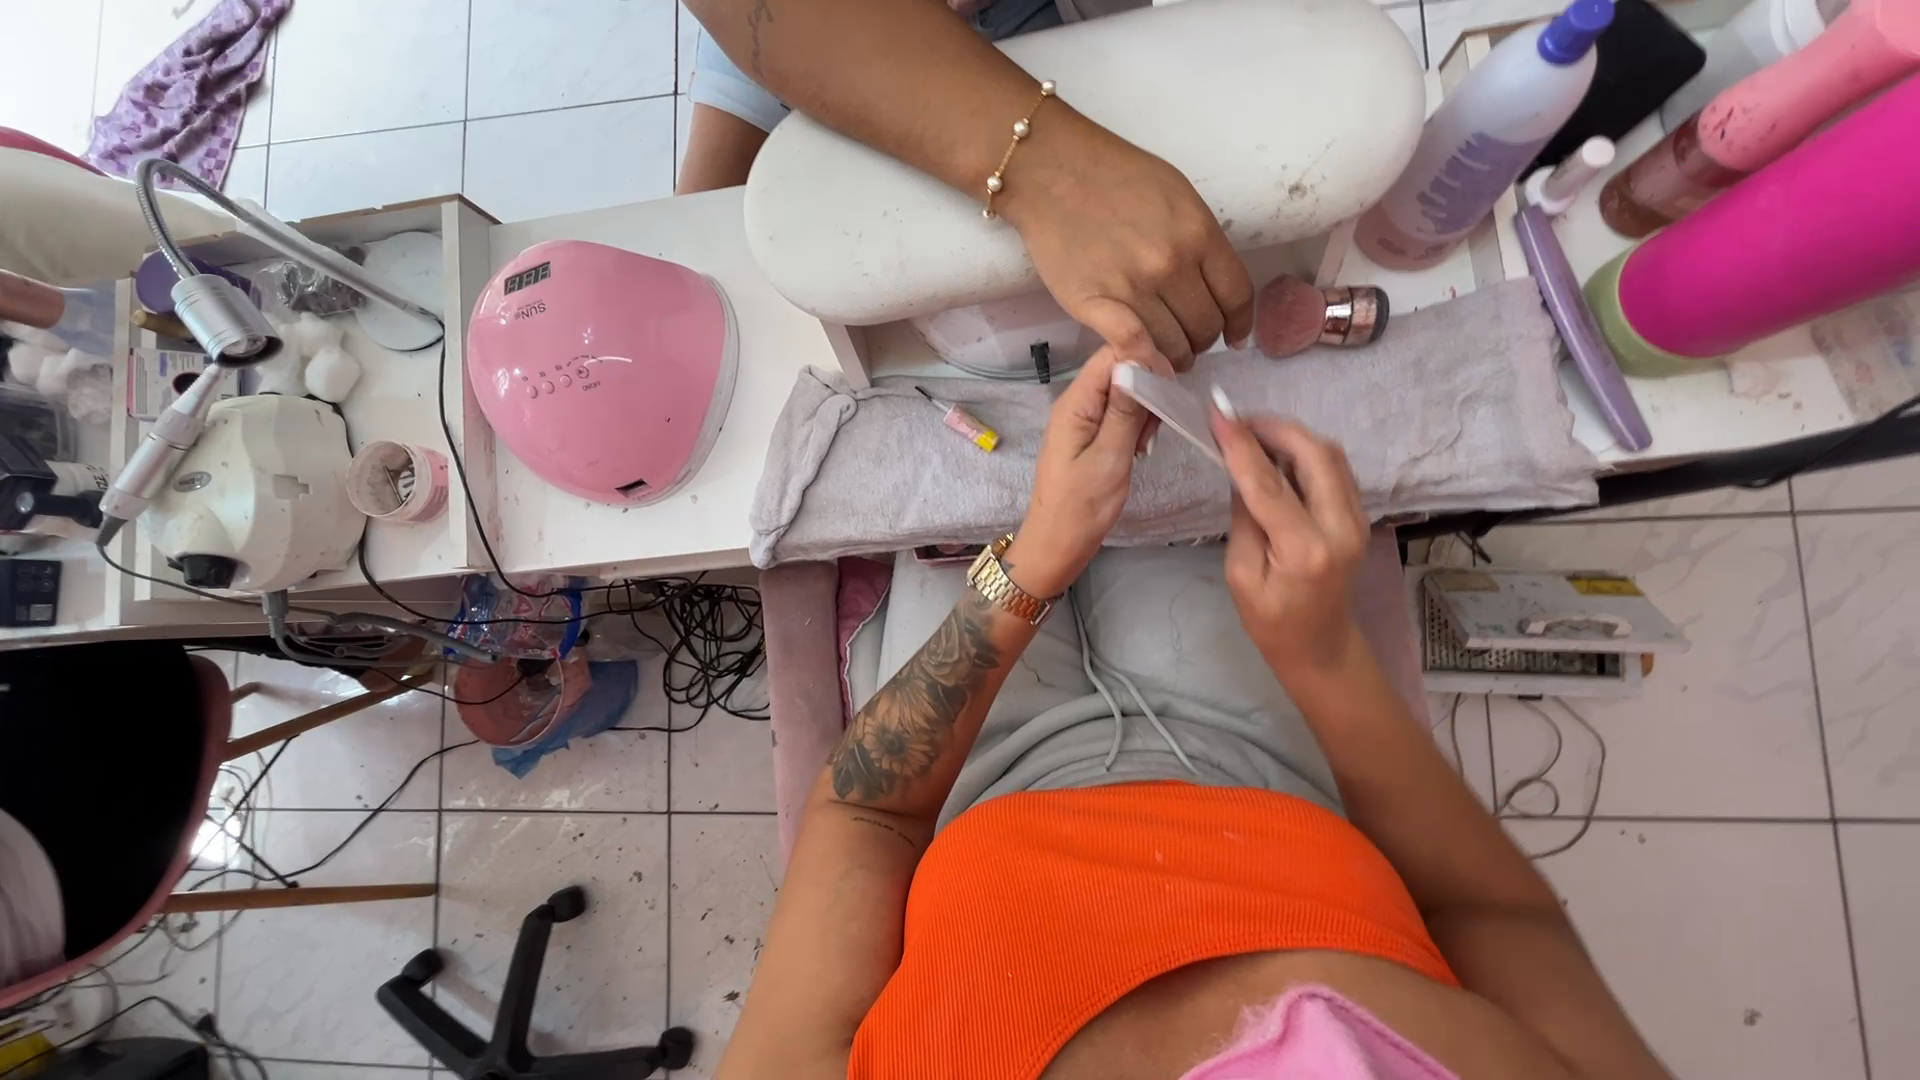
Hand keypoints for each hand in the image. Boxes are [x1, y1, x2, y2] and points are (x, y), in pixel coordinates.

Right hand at [998, 109, 1253, 370]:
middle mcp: (1172, 264)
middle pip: (1206, 327)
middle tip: (1189, 344)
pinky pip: (1132, 347)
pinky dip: (1144, 362)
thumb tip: (1209, 284)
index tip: (1233, 337)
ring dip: (1173, 359)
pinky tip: (1146, 366)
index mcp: (1198, 232)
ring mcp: (1133, 287)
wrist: (1051, 172)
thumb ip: (1198, 239)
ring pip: (1172, 346)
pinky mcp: (1095, 304)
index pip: (1236, 296)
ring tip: (1164, 357)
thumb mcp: (1176, 194)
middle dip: (1202, 342)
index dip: (1239, 325)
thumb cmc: (1113, 175)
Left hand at [1004, 347, 1150, 597]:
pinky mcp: (1092, 434)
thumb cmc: (1082, 507)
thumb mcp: (1109, 458)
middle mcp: (1077, 402)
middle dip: (1149, 385)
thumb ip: (1124, 410)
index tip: (1167, 389)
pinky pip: (1120, 412)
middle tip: (1156, 424)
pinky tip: (1141, 447)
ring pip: (1124, 390)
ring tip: (1147, 442)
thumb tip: (1138, 361)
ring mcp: (1084, 418)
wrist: (1058, 544)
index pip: (1112, 352)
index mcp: (1075, 403)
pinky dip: (1137, 423)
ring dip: (1145, 407)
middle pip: (1120, 366)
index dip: (1144, 359)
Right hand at [1208, 394, 1370, 675]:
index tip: (1218, 418)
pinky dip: (1304, 451)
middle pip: (1316, 454)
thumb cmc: (1271, 621)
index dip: (1242, 447)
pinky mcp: (1359, 515)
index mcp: (1306, 550)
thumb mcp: (1241, 575)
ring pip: (1330, 455)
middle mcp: (1342, 528)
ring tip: (1252, 433)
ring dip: (1291, 436)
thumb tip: (1241, 471)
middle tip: (1238, 421)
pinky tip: (1276, 453)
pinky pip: (1334, 468)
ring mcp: (1358, 519)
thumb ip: (1245, 520)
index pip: (1270, 485)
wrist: (1321, 645)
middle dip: (1275, 428)